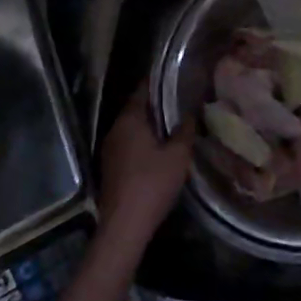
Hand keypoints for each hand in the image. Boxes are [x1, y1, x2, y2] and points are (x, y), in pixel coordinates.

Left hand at [97, 86, 194, 243]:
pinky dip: (144, 139)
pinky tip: (161, 146)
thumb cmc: (152, 184)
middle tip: (182, 98)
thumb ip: (185, 130)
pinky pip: (130, 142)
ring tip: (176, 121)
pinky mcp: (111, 166)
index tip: (176, 74)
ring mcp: (110, 149)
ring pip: (133, 127)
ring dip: (151, 123)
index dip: (159, 81)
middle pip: (137, 108)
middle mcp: (115, 129)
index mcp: (129, 120)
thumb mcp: (178, 155)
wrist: (124, 226)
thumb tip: (190, 113)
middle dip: (157, 103)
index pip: (143, 90)